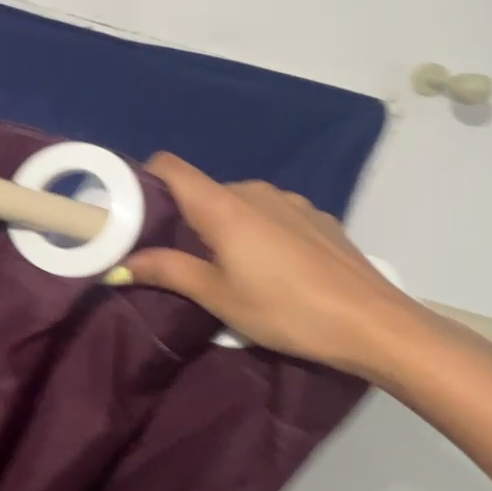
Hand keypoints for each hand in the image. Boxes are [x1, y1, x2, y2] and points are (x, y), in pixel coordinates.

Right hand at [121, 153, 432, 378]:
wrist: (374, 323)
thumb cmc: (285, 309)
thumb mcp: (217, 296)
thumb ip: (166, 271)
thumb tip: (118, 264)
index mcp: (223, 205)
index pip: (170, 166)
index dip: (144, 179)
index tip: (129, 211)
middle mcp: (255, 191)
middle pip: (202, 190)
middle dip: (181, 217)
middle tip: (171, 257)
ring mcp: (291, 202)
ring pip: (237, 204)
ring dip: (221, 227)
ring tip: (222, 269)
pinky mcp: (318, 218)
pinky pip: (270, 215)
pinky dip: (255, 233)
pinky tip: (269, 270)